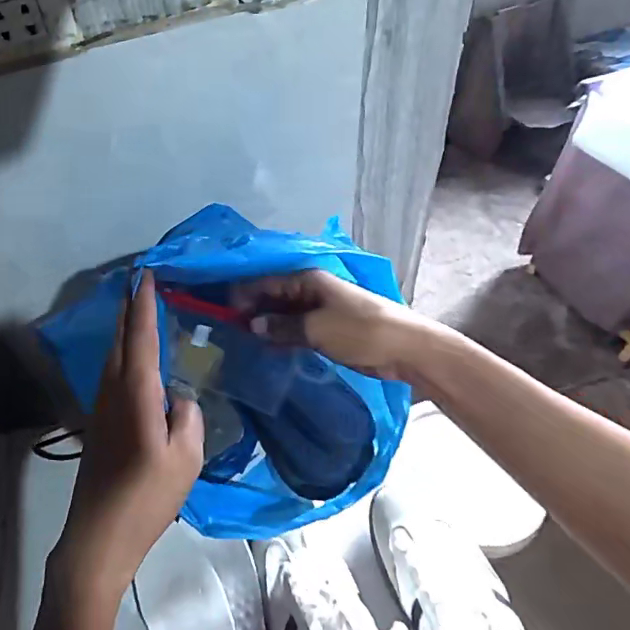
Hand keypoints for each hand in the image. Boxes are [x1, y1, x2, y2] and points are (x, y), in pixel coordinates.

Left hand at [51, 272, 204, 608]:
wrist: (99, 535)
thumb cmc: (147, 496)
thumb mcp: (186, 456)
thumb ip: (188, 416)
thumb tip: (179, 397)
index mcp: (136, 392)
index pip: (141, 336)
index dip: (144, 304)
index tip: (146, 275)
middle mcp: (113, 391)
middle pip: (120, 340)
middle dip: (129, 309)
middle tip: (141, 284)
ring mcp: (101, 407)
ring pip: (113, 357)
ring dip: (125, 331)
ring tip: (139, 313)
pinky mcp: (99, 424)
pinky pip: (112, 375)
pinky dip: (123, 355)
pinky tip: (135, 363)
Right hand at [230, 269, 429, 380]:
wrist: (406, 349)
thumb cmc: (361, 331)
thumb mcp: (317, 328)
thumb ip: (283, 326)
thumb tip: (252, 325)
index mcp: (308, 280)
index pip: (266, 282)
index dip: (244, 294)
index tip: (223, 312)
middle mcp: (311, 291)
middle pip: (273, 296)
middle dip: (252, 310)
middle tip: (227, 330)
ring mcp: (320, 311)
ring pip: (284, 314)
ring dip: (266, 325)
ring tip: (241, 341)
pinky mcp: (327, 331)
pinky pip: (296, 330)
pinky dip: (281, 337)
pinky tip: (266, 349)